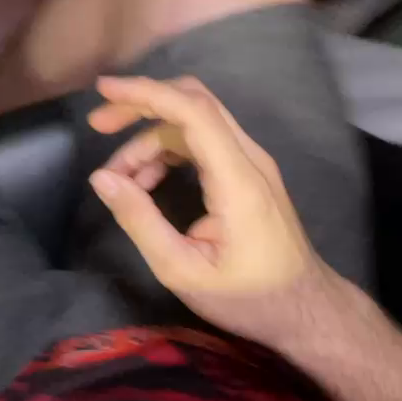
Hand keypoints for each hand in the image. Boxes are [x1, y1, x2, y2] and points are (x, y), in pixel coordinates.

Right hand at [88, 75, 341, 343]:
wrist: (303, 310)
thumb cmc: (245, 297)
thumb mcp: (181, 269)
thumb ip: (140, 220)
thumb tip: (101, 178)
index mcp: (237, 179)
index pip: (193, 111)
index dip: (146, 93)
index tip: (103, 90)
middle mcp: (249, 158)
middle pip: (194, 101)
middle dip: (141, 104)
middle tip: (98, 126)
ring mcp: (251, 162)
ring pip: (193, 122)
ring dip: (148, 138)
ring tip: (118, 179)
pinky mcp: (246, 172)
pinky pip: (201, 142)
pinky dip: (165, 151)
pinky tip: (144, 183)